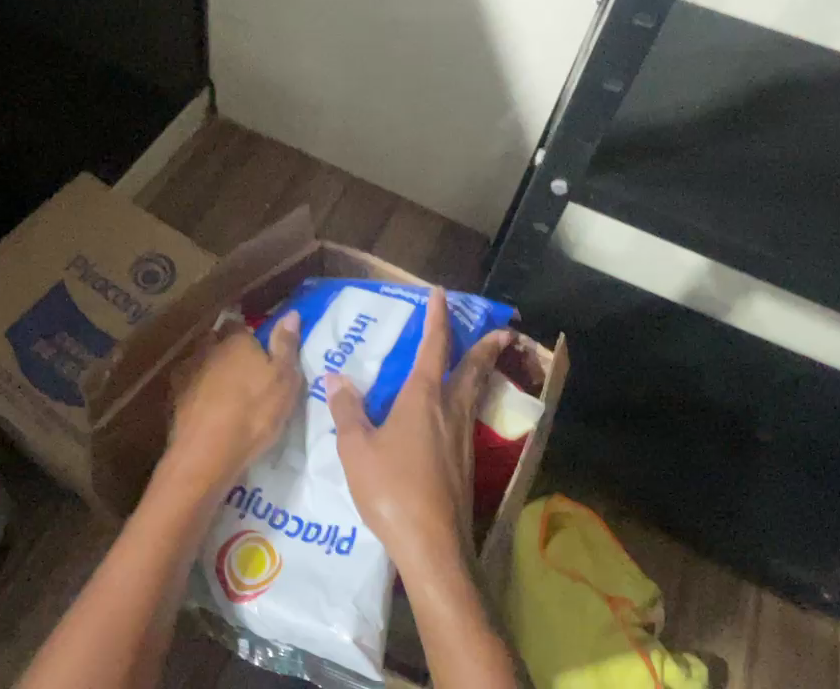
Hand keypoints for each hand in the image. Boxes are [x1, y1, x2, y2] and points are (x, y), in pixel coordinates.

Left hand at [163, 313, 302, 491]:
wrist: (207, 454)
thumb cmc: (254, 413)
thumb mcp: (284, 380)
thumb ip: (286, 345)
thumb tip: (291, 313)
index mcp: (235, 340)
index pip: (239, 324)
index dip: (248, 334)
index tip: (257, 348)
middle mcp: (207, 348)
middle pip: (217, 341)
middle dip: (226, 350)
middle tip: (243, 370)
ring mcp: (187, 372)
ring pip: (201, 362)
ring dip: (210, 370)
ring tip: (224, 391)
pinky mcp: (173, 397)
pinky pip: (188, 386)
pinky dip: (196, 392)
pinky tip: (205, 407)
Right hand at [326, 286, 510, 577]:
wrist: (432, 545)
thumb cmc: (391, 488)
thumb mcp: (356, 448)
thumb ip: (347, 410)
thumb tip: (336, 376)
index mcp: (424, 397)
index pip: (434, 347)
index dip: (438, 319)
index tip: (441, 295)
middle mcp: (449, 411)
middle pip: (472, 369)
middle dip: (486, 347)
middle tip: (502, 330)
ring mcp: (462, 439)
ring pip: (474, 395)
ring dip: (480, 374)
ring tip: (479, 365)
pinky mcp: (465, 465)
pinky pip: (467, 419)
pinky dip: (467, 403)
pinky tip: (453, 417)